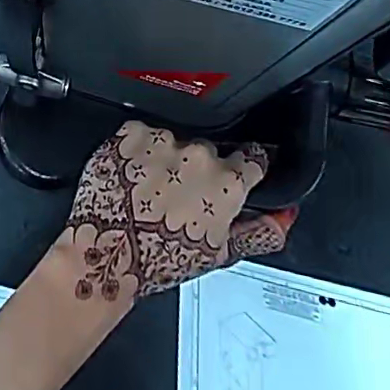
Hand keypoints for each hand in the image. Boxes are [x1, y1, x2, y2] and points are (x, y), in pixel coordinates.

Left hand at [60, 120, 297, 302]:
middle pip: (209, 152)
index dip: (246, 167)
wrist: (106, 249)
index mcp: (227, 182)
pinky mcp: (132, 131)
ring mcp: (164, 139)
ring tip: (150, 190)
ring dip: (167, 159)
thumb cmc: (158, 258)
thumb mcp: (220, 253)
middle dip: (199, 170)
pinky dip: (139, 150)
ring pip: (174, 142)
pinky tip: (132, 176)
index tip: (237, 173)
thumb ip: (260, 231)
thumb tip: (283, 218)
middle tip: (180, 197)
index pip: (253, 157)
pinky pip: (143, 134)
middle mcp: (199, 154)